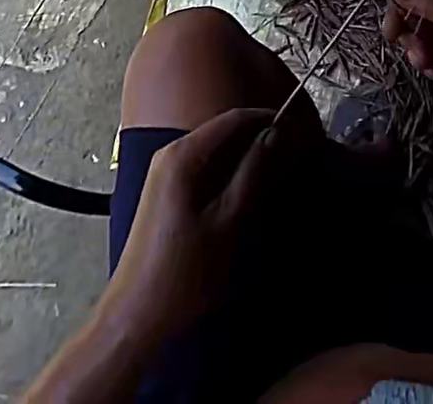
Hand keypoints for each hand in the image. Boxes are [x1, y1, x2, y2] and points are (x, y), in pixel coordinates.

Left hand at [97, 108, 282, 341]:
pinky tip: (247, 185)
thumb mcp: (229, 221)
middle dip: (258, 135)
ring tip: (276, 166)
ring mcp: (164, 169)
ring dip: (245, 152)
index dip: (267, 117)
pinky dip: (229, 167)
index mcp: (184, 155)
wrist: (136, 315)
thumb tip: (274, 134)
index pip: (234, 118)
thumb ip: (252, 171)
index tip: (296, 126)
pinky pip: (205, 162)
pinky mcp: (165, 187)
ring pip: (215, 146)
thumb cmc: (185, 271)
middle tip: (291, 149)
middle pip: (223, 129)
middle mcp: (171, 152)